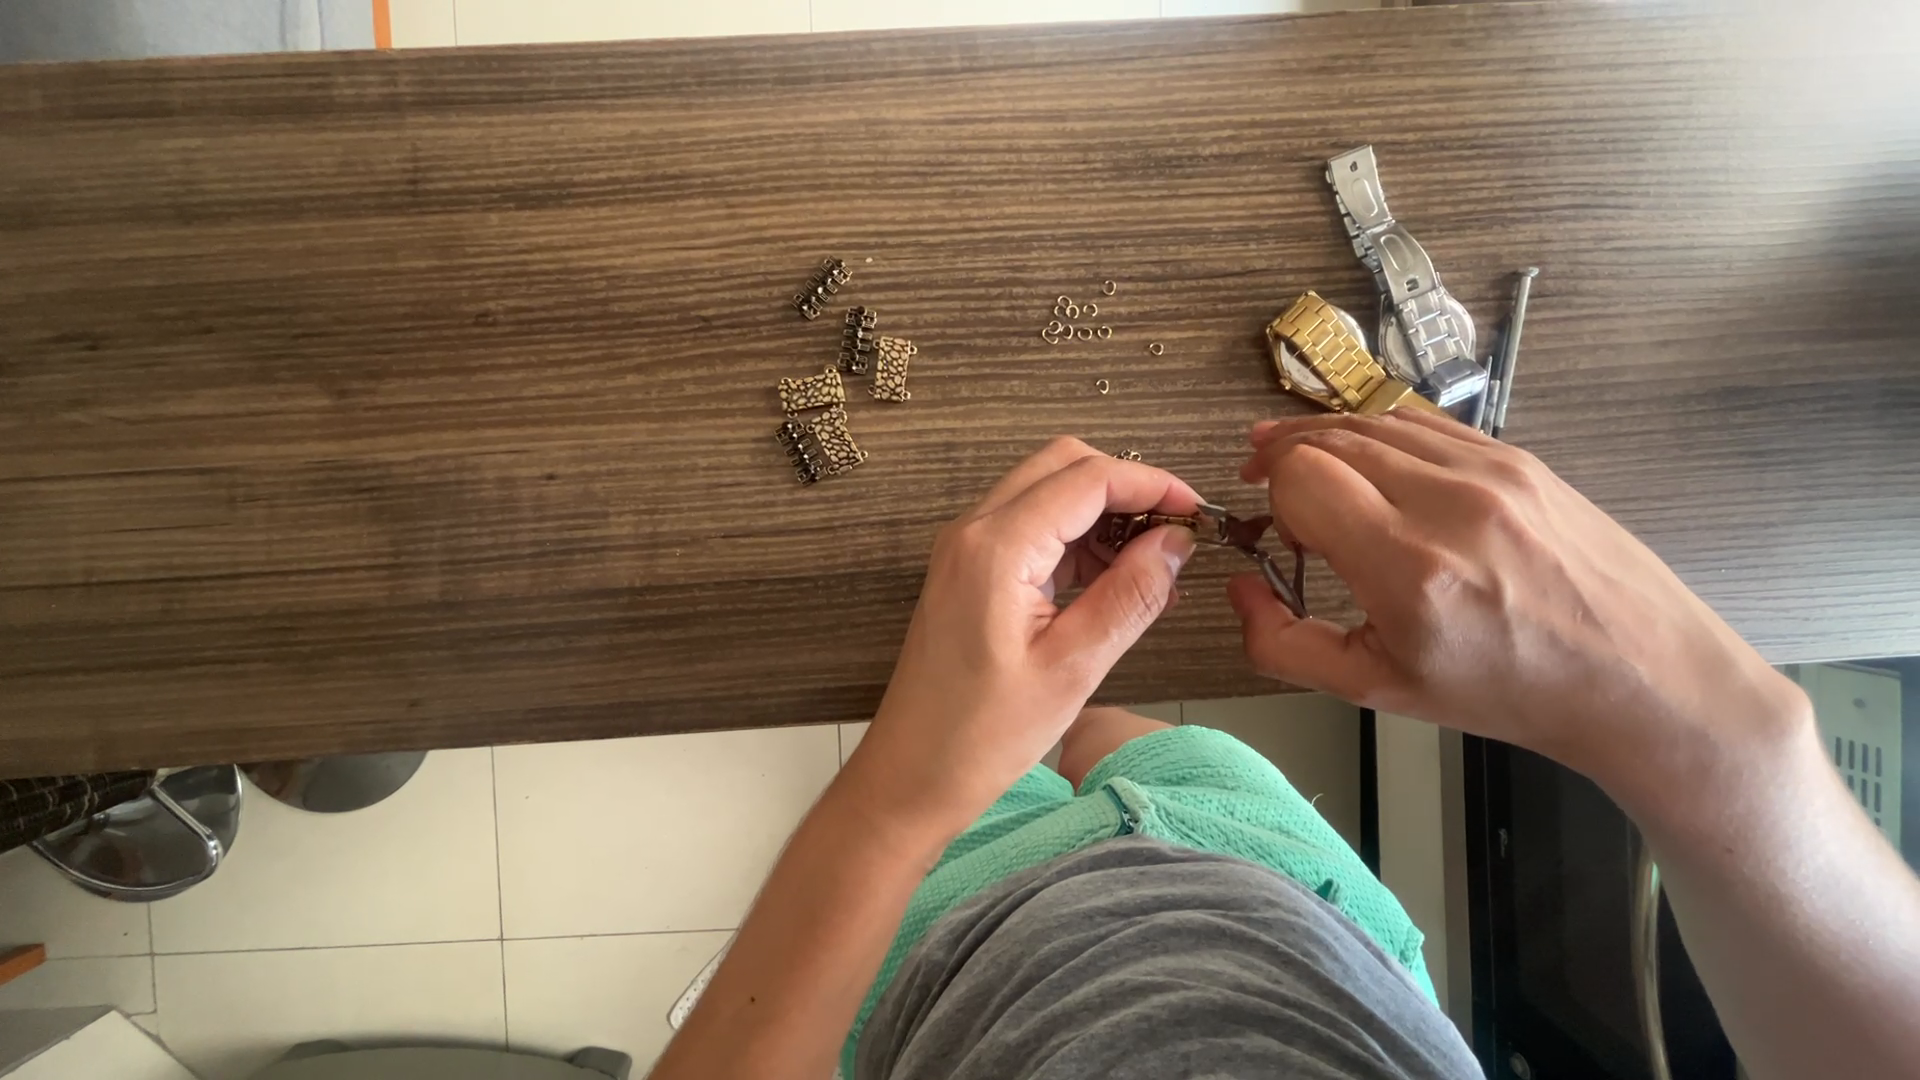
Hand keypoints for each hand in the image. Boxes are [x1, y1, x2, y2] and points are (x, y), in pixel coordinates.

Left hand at [844, 438, 1200, 835]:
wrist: (911, 771)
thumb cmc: (985, 734)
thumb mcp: (1074, 667)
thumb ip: (1131, 595)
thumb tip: (1177, 542)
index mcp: (997, 546)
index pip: (1087, 477)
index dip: (1151, 484)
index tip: (1198, 513)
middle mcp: (974, 529)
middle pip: (1062, 466)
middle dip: (1126, 488)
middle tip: (1173, 536)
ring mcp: (965, 546)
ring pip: (1046, 492)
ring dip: (1101, 514)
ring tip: (1150, 570)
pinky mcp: (967, 569)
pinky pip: (1029, 528)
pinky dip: (1074, 540)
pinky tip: (1111, 583)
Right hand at [1229, 411, 1808, 800]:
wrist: (1645, 680)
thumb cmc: (1502, 691)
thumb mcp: (1371, 690)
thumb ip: (1280, 644)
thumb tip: (1240, 586)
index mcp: (1409, 567)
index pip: (1302, 477)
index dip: (1272, 497)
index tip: (1282, 534)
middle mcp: (1449, 502)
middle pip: (1328, 439)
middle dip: (1282, 458)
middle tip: (1265, 488)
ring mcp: (1492, 470)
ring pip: (1371, 420)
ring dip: (1319, 436)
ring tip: (1293, 458)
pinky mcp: (1519, 458)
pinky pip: (1421, 423)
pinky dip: (1372, 430)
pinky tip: (1357, 452)